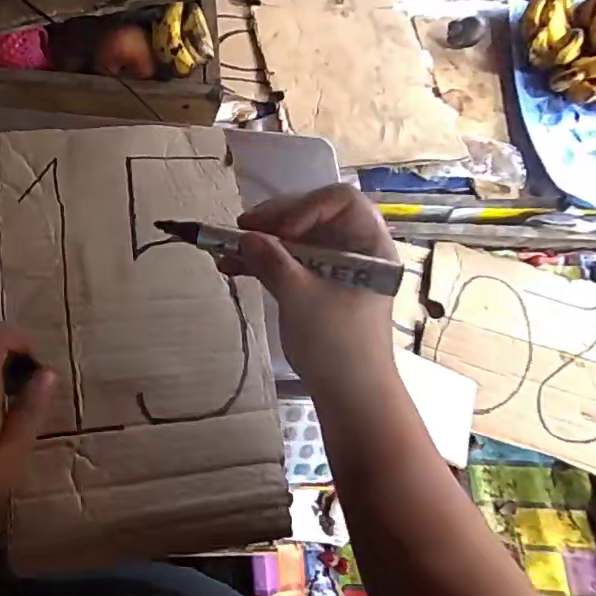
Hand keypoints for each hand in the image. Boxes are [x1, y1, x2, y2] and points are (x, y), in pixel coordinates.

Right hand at [232, 185, 394, 392]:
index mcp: (368, 245)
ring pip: (295, 239)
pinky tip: (232, 266)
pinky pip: (289, 261)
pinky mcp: (317, 285)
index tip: (276, 230)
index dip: (304, 207)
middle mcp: (354, 249)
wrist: (350, 394)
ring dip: (261, 242)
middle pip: (313, 216)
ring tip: (227, 250)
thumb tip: (245, 237)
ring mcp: (335, 268)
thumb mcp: (300, 298)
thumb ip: (272, 262)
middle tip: (242, 230)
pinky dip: (263, 261)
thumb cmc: (336, 344)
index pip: (339, 201)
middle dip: (274, 221)